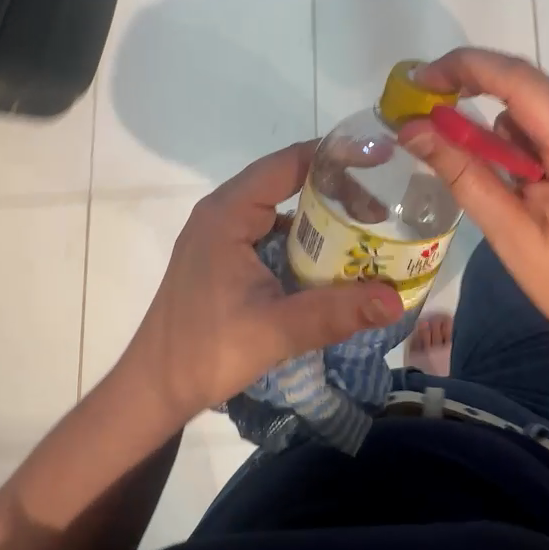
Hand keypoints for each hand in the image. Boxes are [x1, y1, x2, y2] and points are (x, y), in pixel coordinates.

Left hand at [111, 142, 404, 418]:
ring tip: (372, 226)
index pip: (290, 163)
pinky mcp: (226, 256)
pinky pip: (274, 231)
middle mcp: (224, 212)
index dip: (336, 156)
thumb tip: (396, 300)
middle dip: (338, 188)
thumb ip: (335, 312)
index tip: (382, 160)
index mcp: (229, 213)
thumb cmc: (204, 352)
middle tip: (386, 205)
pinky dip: (308, 237)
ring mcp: (223, 234)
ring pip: (283, 207)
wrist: (152, 392)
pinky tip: (338, 256)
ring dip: (324, 214)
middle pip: (289, 180)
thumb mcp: (275, 331)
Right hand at [396, 48, 548, 339]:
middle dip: (469, 84)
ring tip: (458, 152)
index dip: (465, 67)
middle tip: (421, 106)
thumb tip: (410, 129)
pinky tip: (499, 171)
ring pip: (530, 99)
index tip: (418, 80)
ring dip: (489, 116)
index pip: (518, 81)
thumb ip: (461, 172)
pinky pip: (541, 119)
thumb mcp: (507, 230)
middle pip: (524, 82)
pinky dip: (509, 133)